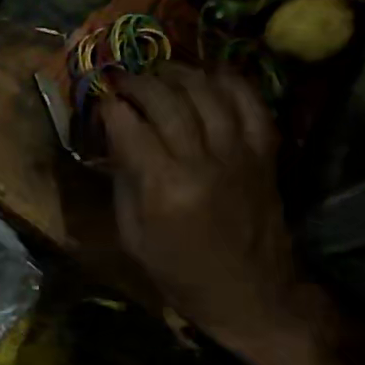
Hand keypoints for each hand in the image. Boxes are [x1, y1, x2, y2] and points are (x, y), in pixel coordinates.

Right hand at [101, 66, 323, 364]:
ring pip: (207, 93)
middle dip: (139, 83)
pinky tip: (209, 75)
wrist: (249, 293)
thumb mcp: (132, 236)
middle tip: (123, 80)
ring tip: (160, 72)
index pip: (130, 128)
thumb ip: (124, 182)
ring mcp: (238, 153)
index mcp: (163, 188)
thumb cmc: (179, 272)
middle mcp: (201, 162)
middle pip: (168, 101)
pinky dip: (230, 82)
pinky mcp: (264, 153)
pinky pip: (251, 103)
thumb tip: (115, 138)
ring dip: (180, 74)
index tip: (100, 100)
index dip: (110, 108)